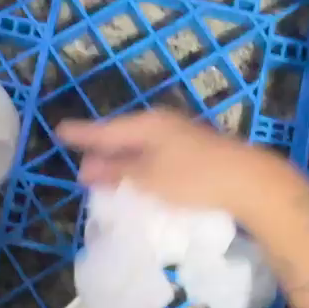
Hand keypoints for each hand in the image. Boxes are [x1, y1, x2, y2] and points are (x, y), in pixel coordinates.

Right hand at [56, 110, 308, 218]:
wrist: (248, 182)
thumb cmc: (193, 179)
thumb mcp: (148, 179)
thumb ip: (116, 172)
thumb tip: (87, 168)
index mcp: (147, 124)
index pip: (105, 129)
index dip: (82, 134)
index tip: (60, 131)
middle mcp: (163, 124)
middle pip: (124, 134)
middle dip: (103, 148)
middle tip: (82, 159)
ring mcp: (182, 136)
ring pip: (142, 145)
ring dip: (123, 159)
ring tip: (106, 172)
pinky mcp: (196, 151)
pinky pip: (157, 154)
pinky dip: (142, 164)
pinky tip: (140, 177)